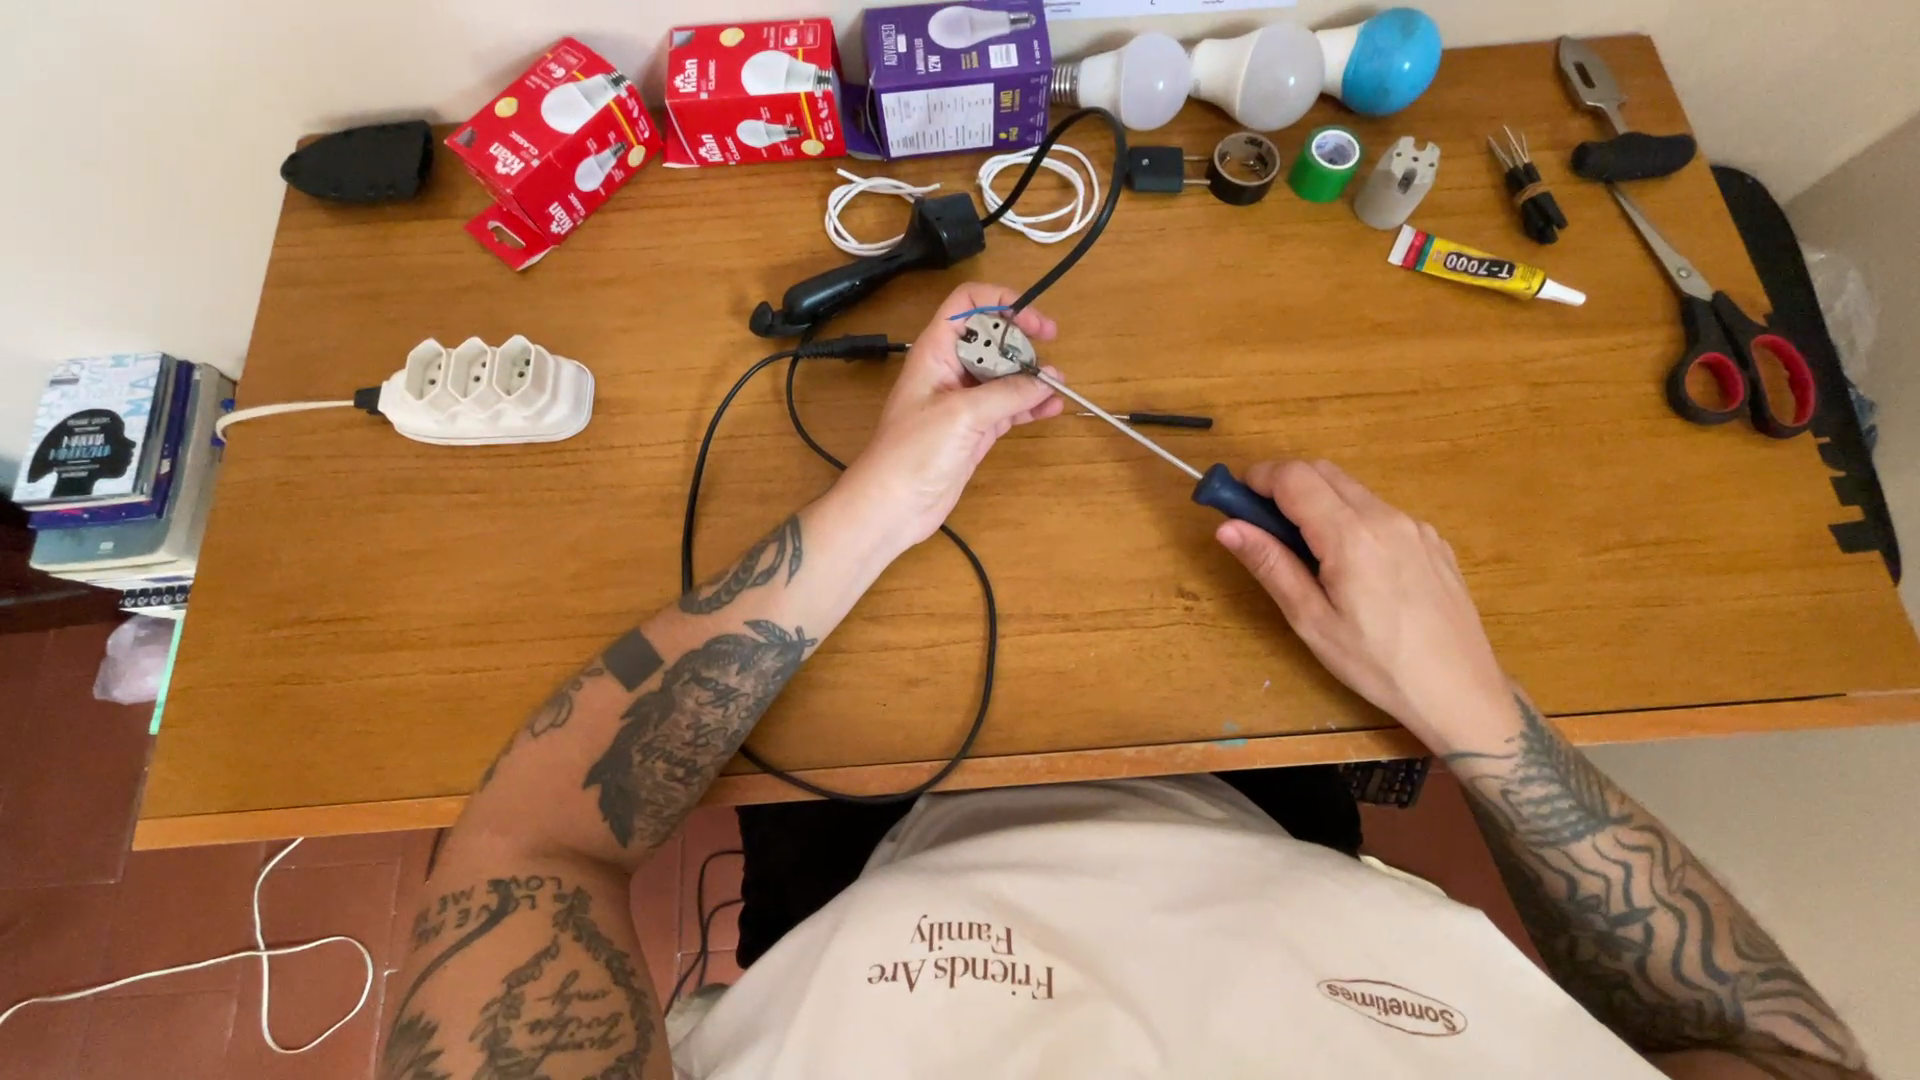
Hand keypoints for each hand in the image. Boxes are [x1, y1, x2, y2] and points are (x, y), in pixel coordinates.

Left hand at [839, 283, 1063, 551]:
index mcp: (935, 352)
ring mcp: (964, 403)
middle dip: (1022, 343)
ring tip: (1058, 385)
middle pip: (992, 339)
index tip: (1031, 320)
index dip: (1000, 302)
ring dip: (1031, 377)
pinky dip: (1029, 406)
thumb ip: (1006, 394)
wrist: (892, 505)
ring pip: (1004, 376)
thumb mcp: (961, 415)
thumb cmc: (912, 453)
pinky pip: (1008, 408)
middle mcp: (950, 371)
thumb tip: (1046, 382)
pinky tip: (1051, 408)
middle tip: (1048, 359)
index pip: (967, 305)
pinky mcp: (974, 432)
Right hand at [1214, 460, 1509, 741]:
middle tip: (1259, 524)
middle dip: (1283, 484)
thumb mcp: (1310, 620)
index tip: (1235, 502)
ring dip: (1316, 499)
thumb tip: (1226, 526)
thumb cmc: (1375, 663)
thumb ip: (1270, 565)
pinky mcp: (1432, 540)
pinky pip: (1379, 511)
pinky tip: (1348, 564)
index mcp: (1351, 535)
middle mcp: (1386, 517)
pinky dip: (1348, 517)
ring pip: (1352, 489)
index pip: (1294, 477)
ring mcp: (1415, 526)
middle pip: (1322, 471)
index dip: (1258, 479)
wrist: (1461, 690)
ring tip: (1302, 550)